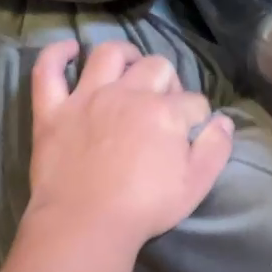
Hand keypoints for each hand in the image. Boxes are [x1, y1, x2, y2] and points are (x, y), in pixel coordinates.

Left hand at [24, 40, 233, 248]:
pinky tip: (69, 49)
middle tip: (166, 104)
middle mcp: (128, 93)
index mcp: (166, 112)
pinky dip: (57, 54)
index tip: (194, 134)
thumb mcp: (197, 184)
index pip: (194, 102)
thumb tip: (223, 122)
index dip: (198, 116)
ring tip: (131, 65)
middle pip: (157, 67)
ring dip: (125, 54)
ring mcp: (86, 97)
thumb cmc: (147, 206)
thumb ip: (216, 149)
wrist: (86, 222)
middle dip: (169, 80)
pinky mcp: (52, 109)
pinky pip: (48, 70)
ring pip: (108, 54)